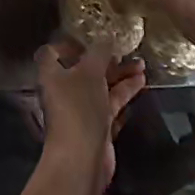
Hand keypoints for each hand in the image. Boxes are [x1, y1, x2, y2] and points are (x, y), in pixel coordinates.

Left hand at [36, 40, 144, 194]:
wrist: (82, 159)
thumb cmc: (79, 108)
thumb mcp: (89, 73)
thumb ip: (99, 52)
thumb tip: (107, 35)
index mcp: (52, 74)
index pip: (54, 52)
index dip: (70, 43)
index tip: (92, 37)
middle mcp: (63, 90)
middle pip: (83, 69)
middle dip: (105, 59)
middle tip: (128, 50)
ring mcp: (80, 109)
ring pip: (100, 86)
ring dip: (120, 75)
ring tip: (142, 65)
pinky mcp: (96, 125)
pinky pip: (110, 104)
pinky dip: (124, 93)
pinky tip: (141, 83)